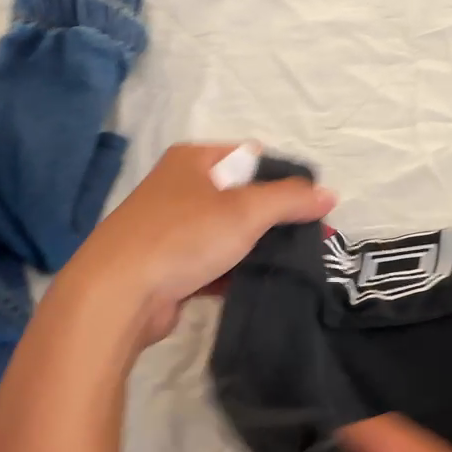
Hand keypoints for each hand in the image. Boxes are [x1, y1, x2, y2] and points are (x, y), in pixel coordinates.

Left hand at [67, 143, 334, 344]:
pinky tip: (263, 287)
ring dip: (258, 250)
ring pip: (230, 235)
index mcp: (193, 160)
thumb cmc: (183, 237)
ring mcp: (174, 229)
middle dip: (275, 220)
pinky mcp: (172, 267)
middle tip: (310, 242)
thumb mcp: (246, 210)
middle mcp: (180, 188)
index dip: (284, 180)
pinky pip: (215, 265)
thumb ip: (291, 200)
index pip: (251, 158)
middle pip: (242, 198)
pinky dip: (237, 274)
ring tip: (294, 267)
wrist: (121, 293)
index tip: (313, 208)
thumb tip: (330, 194)